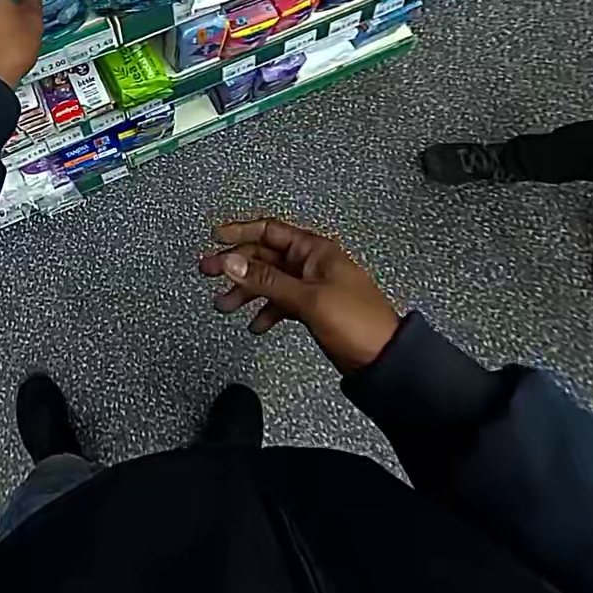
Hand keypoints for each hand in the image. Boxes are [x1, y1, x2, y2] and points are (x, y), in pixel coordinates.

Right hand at [198, 219, 399, 372]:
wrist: (385, 361)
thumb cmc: (357, 322)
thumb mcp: (307, 298)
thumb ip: (266, 281)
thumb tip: (231, 262)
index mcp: (314, 250)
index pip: (270, 230)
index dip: (241, 231)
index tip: (216, 238)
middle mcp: (311, 263)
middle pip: (265, 256)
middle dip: (235, 264)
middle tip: (208, 271)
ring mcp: (311, 286)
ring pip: (269, 280)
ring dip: (246, 291)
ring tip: (223, 305)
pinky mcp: (312, 307)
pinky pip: (280, 301)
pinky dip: (266, 310)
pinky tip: (256, 324)